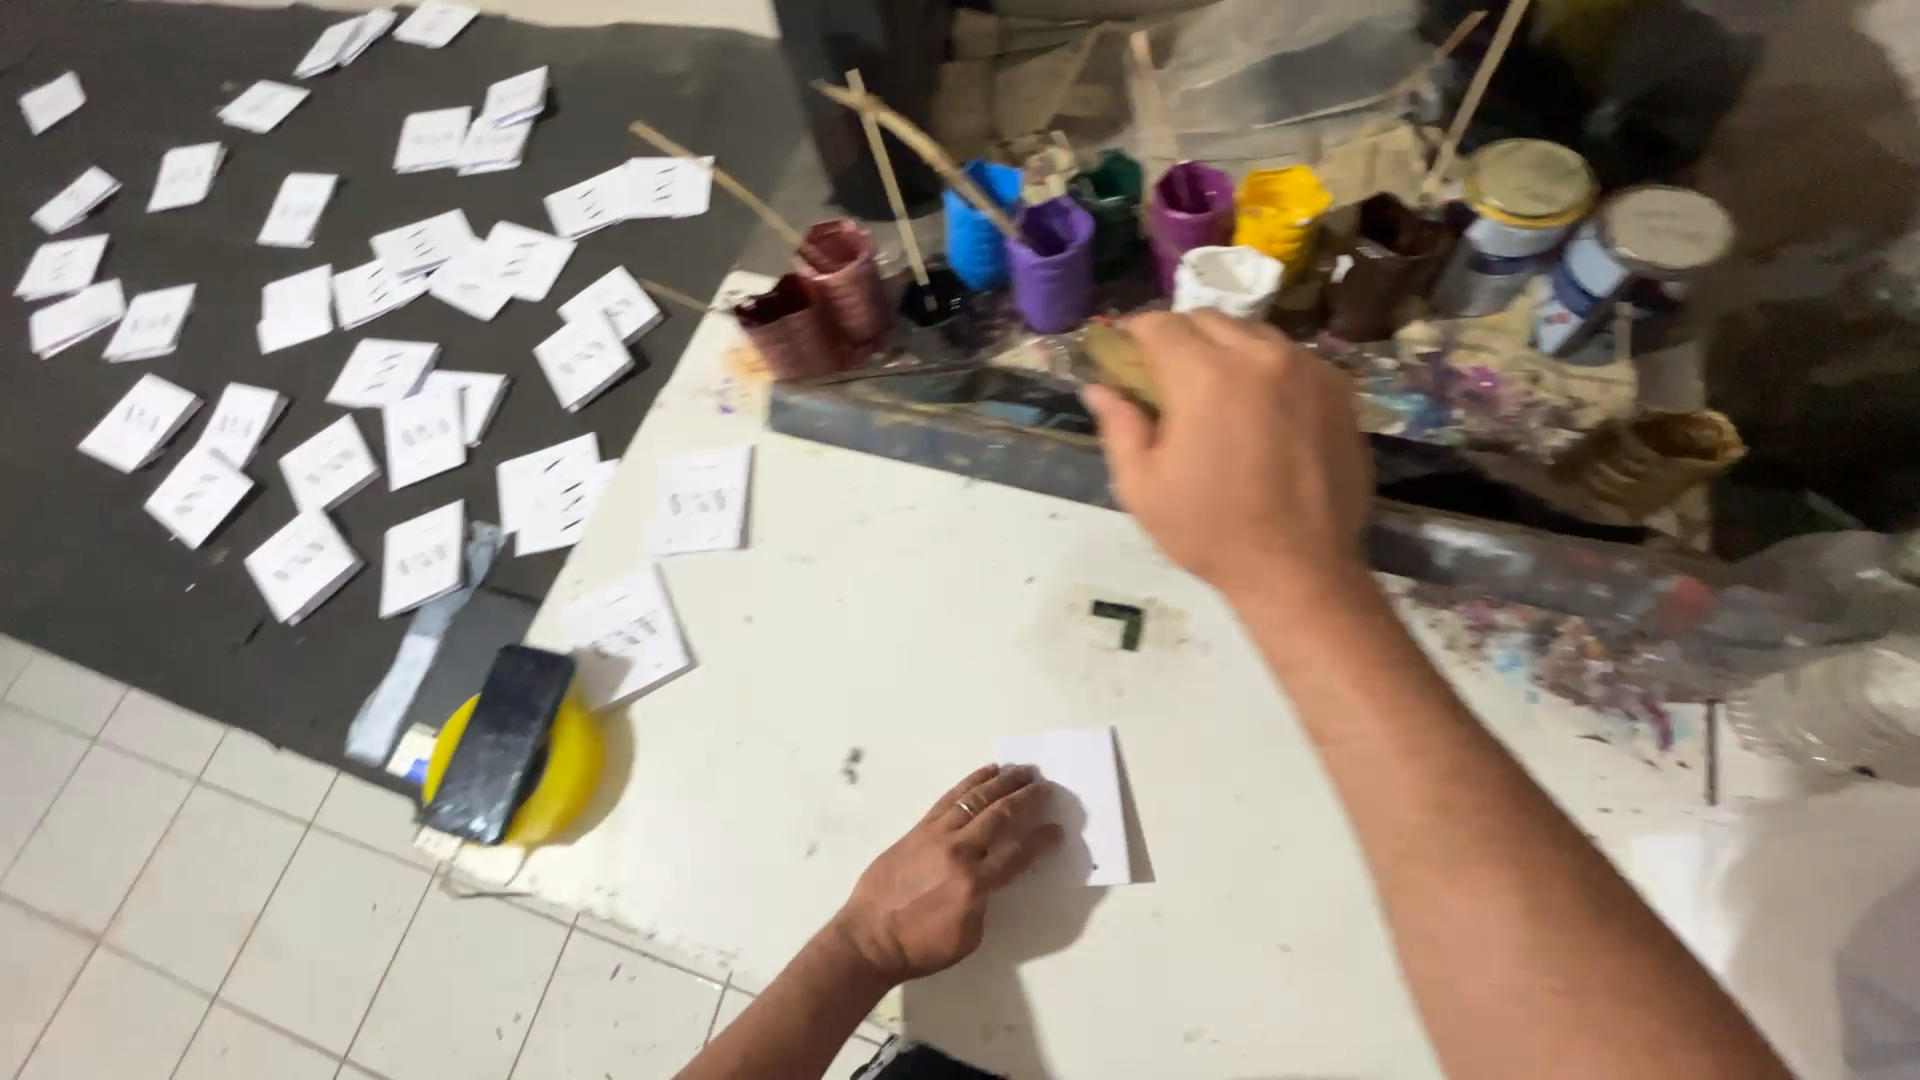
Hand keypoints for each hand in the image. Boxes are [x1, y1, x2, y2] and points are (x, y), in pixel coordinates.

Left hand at [830, 765, 1063, 984]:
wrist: (870, 936)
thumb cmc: (921, 947)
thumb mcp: (967, 937)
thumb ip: (985, 902)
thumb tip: (992, 877)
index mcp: (974, 884)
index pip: (1017, 855)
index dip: (1041, 841)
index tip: (1058, 829)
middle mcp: (959, 852)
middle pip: (999, 816)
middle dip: (1026, 798)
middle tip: (1046, 785)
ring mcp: (937, 835)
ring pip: (976, 799)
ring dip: (1002, 782)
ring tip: (1022, 769)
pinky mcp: (921, 827)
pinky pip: (951, 798)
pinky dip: (971, 782)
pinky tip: (987, 772)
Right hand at [1081, 310, 1372, 596]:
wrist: (1298, 567)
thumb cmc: (1209, 531)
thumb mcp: (1142, 486)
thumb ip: (1119, 426)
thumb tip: (1098, 388)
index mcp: (1206, 378)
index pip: (1161, 325)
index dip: (1134, 332)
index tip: (1123, 351)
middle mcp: (1261, 357)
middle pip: (1207, 318)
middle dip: (1178, 336)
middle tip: (1163, 375)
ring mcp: (1308, 369)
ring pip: (1252, 332)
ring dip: (1222, 348)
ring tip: (1212, 390)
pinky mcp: (1338, 389)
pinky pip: (1290, 356)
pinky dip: (1263, 367)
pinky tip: (1256, 407)